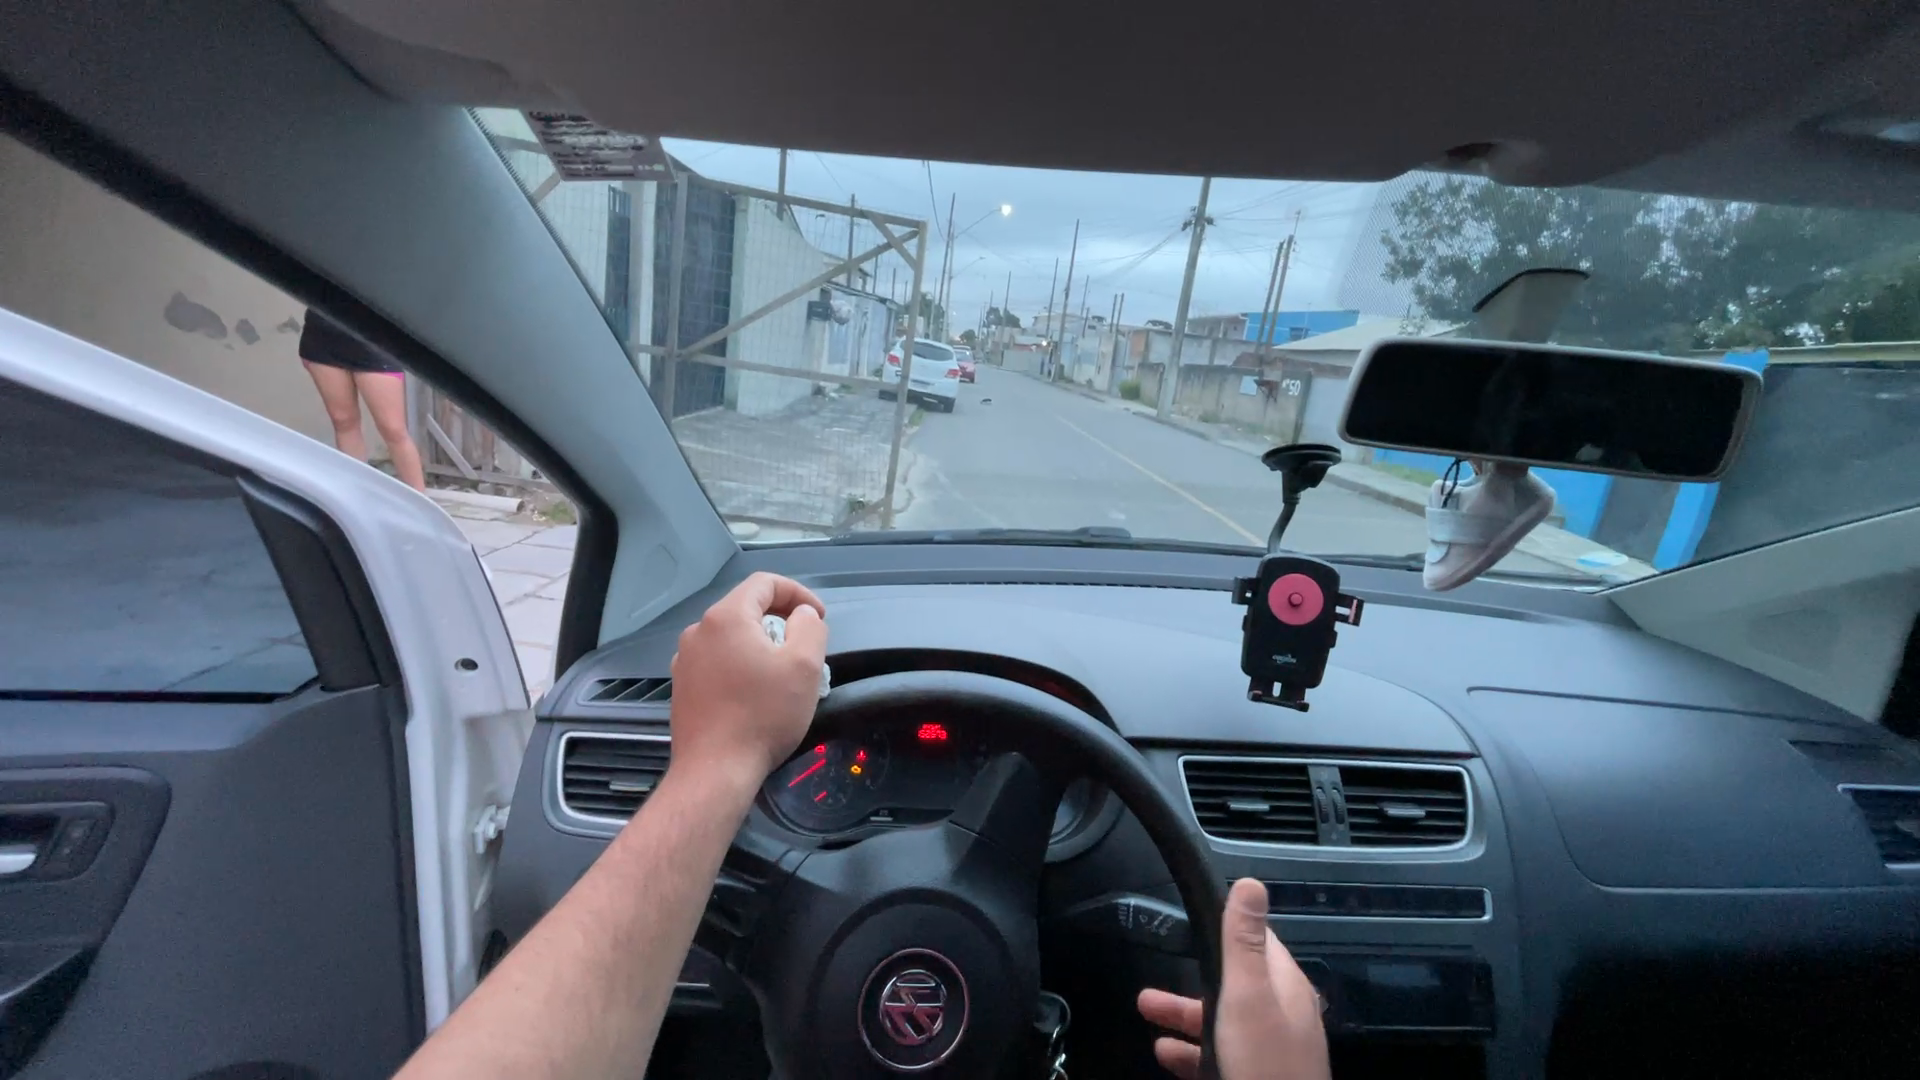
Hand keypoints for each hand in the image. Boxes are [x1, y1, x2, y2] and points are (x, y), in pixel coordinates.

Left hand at [668, 573, 827, 793]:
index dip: (799, 593)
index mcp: (726, 617)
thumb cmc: (763, 715)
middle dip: (782, 619)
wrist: (715, 771)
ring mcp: (685, 660)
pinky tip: (756, 691)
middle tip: (806, 646)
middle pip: (747, 607)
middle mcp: (699, 631)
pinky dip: (742, 663)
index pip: (765, 583)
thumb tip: (803, 615)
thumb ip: (810, 627)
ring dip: (762, 643)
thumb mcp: (804, 665)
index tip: (820, 618)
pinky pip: (718, 660)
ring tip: (784, 671)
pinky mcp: (683, 686)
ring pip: (732, 635)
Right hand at [1136, 878, 1328, 1079]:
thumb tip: (1252, 882)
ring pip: (1222, 1019)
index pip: (1256, 939)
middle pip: (1232, 981)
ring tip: (1145, 1012)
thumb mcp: (1248, 996)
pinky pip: (1223, 1053)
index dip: (1224, 928)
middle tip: (1154, 974)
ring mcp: (1274, 1050)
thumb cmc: (1263, 1064)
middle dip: (1189, 977)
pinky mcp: (1260, 1077)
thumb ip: (1243, 940)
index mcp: (1285, 986)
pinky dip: (1193, 1049)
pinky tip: (1167, 1054)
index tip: (1190, 918)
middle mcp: (1284, 1014)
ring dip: (1183, 1014)